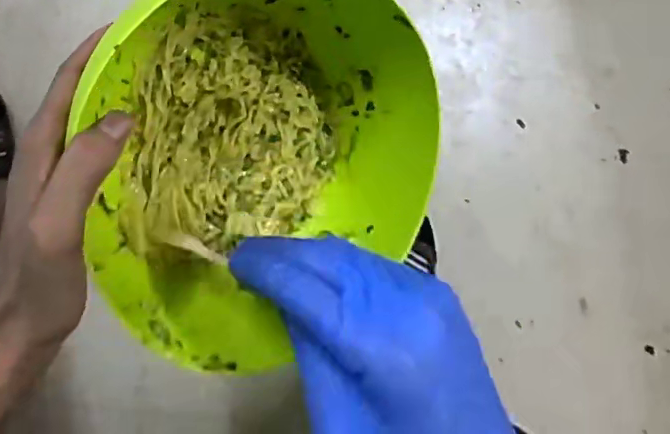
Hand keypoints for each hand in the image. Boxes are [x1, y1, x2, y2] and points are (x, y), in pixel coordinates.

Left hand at [0, 25, 132, 357]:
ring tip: (151, 86)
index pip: (65, 82)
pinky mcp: (65, 196)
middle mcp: (43, 151)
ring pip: (83, 119)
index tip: (123, 27)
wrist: (16, 332)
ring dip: (110, 97)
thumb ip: (83, 166)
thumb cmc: (35, 278)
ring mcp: (53, 174)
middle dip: (105, 67)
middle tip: (150, 53)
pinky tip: (138, 141)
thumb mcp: (57, 220)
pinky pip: (91, 147)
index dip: (90, 51)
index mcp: (39, 146)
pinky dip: (113, 131)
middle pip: (74, 94)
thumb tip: (122, 113)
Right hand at [231, 237, 511, 433]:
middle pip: (329, 259)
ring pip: (349, 252)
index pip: (308, 290)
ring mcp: (428, 294)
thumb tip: (275, 292)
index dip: (265, 269)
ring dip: (307, 253)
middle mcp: (410, 308)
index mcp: (385, 350)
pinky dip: (338, 262)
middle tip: (246, 255)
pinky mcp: (437, 291)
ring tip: (275, 260)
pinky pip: (372, 262)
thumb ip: (306, 349)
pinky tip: (318, 272)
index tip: (232, 259)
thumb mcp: (338, 418)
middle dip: (282, 252)